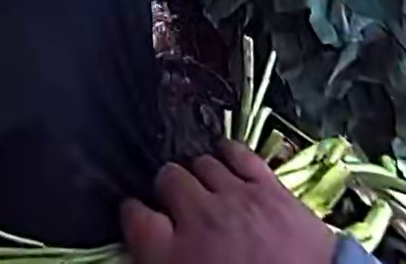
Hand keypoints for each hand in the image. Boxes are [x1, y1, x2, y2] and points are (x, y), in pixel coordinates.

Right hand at [120, 142, 337, 263]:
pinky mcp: (270, 188)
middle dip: (170, 191)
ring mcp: (236, 198)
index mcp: (176, 258)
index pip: (135, 218)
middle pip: (168, 178)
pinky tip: (230, 169)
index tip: (141, 221)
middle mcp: (200, 218)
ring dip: (202, 178)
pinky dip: (230, 157)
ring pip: (202, 162)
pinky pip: (237, 152)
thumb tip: (154, 259)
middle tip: (181, 210)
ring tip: (210, 195)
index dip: (135, 216)